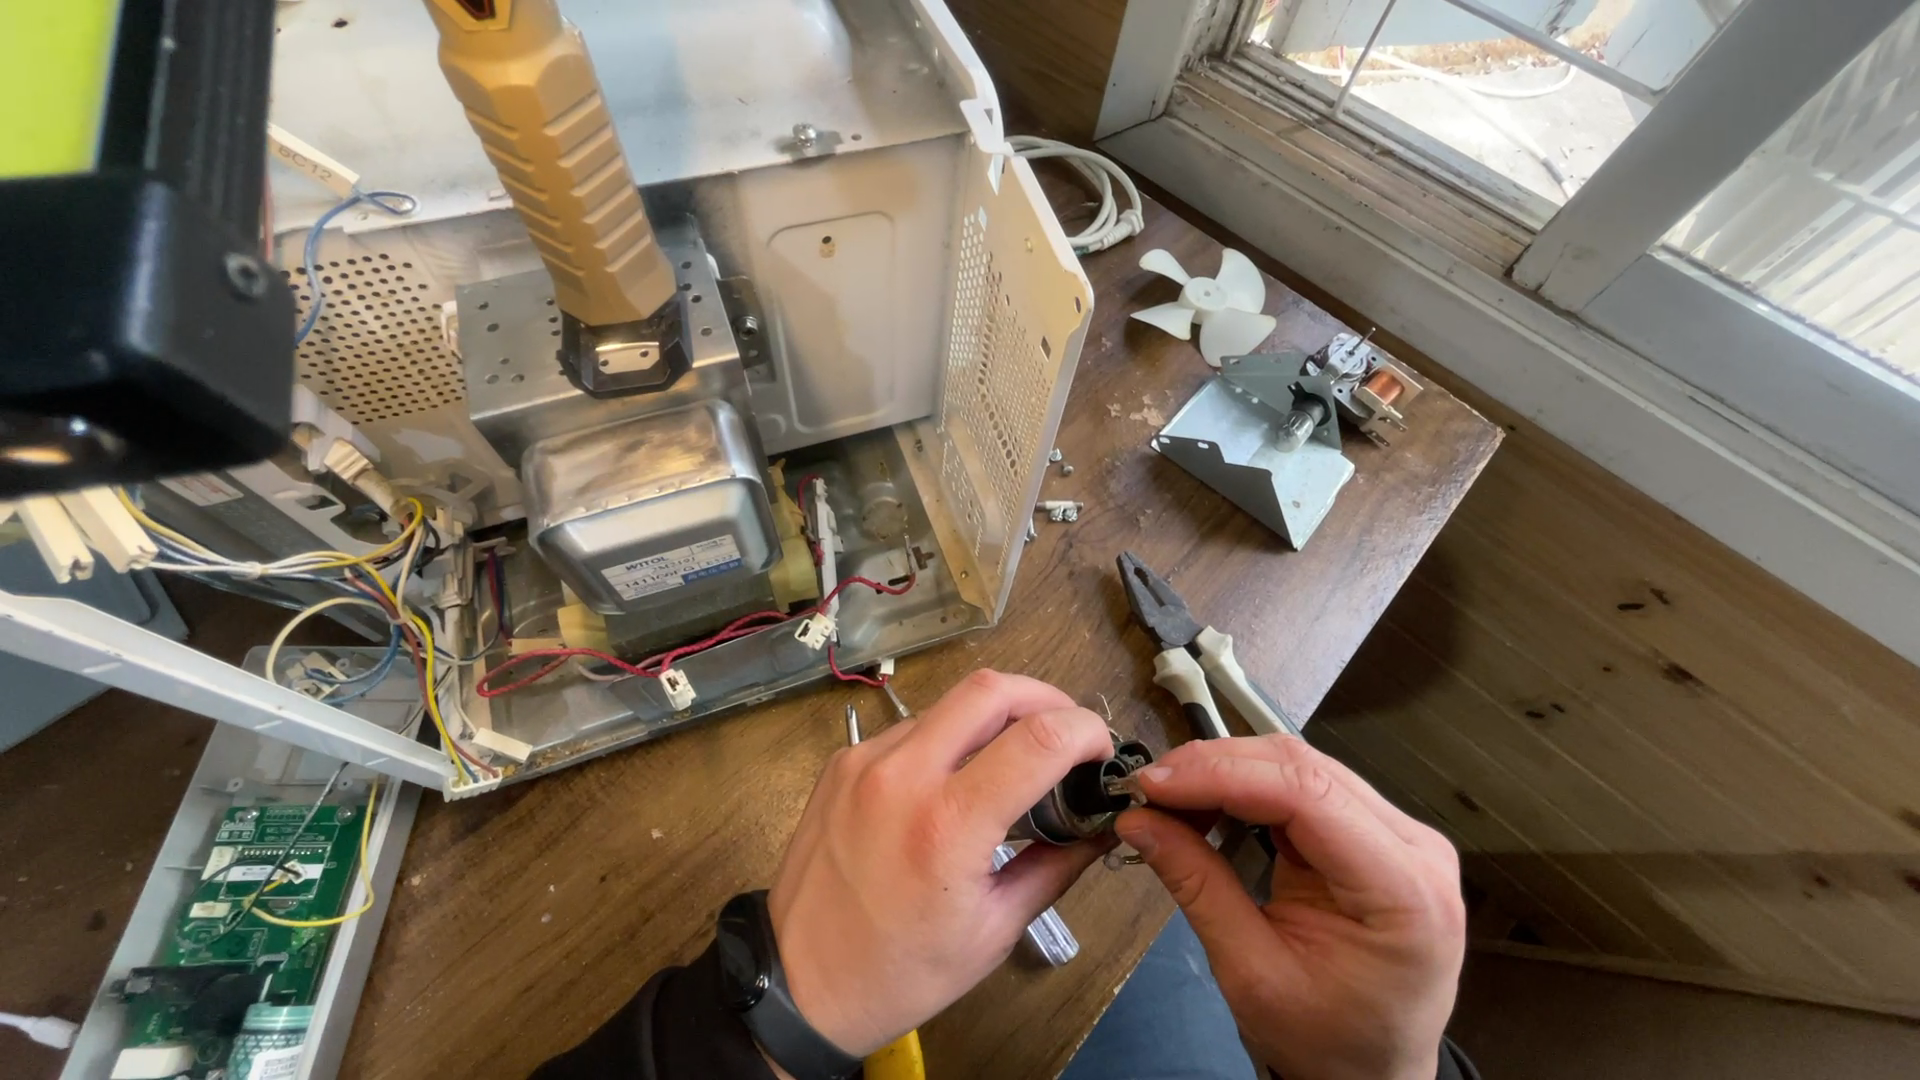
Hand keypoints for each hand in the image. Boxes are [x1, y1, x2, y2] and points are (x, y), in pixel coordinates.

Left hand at [766, 670, 1116, 1056]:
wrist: (795, 980)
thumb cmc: (902, 970)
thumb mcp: (994, 931)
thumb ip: (1056, 865)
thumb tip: (1101, 824)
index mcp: (947, 826)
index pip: (1037, 738)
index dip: (1085, 731)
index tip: (1100, 750)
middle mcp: (903, 774)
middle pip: (989, 688)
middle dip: (1044, 696)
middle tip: (1067, 729)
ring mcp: (865, 758)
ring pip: (949, 702)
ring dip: (996, 715)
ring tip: (1015, 755)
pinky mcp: (843, 759)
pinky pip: (913, 726)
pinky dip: (950, 736)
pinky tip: (957, 775)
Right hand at [1114, 735, 1464, 1079]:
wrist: (1375, 1076)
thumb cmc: (1324, 1040)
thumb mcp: (1251, 974)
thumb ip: (1197, 886)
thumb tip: (1136, 819)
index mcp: (1404, 891)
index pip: (1307, 796)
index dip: (1222, 776)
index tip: (1152, 783)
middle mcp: (1414, 847)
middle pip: (1303, 769)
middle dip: (1215, 766)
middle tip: (1149, 787)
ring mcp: (1398, 833)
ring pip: (1299, 765)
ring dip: (1225, 769)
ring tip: (1169, 793)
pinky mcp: (1374, 830)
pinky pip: (1301, 784)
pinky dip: (1243, 785)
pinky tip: (1205, 800)